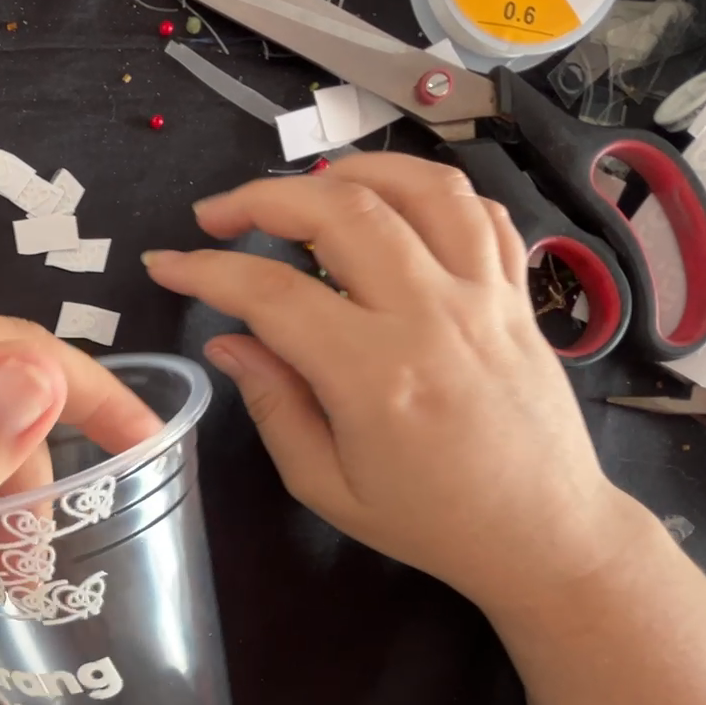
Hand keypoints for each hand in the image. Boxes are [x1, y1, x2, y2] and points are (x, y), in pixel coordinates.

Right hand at [145, 153, 646, 610]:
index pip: (271, 294)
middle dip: (263, 198)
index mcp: (372, 375)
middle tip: (215, 216)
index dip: (205, 271)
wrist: (541, 532)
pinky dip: (422, 191)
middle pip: (341, 212)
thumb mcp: (321, 483)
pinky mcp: (515, 293)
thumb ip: (272, 404)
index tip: (164, 265)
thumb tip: (226, 341)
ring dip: (346, 172)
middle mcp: (430, 316)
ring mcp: (483, 295)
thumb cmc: (421, 519)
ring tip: (300, 190)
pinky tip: (385, 208)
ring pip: (418, 188)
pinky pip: (476, 211)